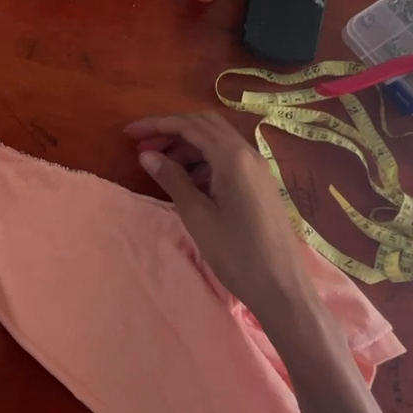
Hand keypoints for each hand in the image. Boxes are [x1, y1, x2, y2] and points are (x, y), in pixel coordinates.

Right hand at [125, 112, 315, 314]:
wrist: (282, 288)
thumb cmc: (237, 253)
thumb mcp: (197, 215)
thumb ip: (172, 179)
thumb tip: (147, 155)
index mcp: (232, 157)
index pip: (189, 125)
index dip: (156, 124)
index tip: (130, 133)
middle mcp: (248, 153)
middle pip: (205, 125)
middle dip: (171, 129)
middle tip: (143, 145)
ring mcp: (257, 168)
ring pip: (217, 140)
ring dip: (186, 144)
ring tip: (160, 164)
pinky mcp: (260, 183)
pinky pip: (228, 157)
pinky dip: (203, 158)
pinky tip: (188, 179)